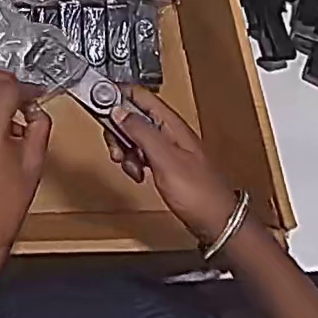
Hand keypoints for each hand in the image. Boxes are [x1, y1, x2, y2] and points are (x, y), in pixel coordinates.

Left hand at [0, 70, 51, 259]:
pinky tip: (5, 131)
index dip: (28, 88)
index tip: (40, 94)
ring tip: (18, 115)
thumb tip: (39, 112)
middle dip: (6, 80)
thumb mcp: (33, 164)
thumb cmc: (2, 207)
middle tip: (25, 93)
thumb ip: (40, 129)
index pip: (7, 89)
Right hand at [105, 88, 240, 243]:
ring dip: (125, 149)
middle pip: (133, 116)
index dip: (119, 94)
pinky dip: (133, 162)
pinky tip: (137, 173)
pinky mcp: (164, 163)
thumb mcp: (165, 159)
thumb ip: (141, 132)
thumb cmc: (199, 193)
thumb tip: (119, 111)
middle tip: (117, 149)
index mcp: (170, 122)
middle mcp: (168, 131)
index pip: (140, 95)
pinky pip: (140, 153)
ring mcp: (167, 147)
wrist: (217, 222)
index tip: (101, 103)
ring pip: (135, 136)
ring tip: (130, 166)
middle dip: (119, 130)